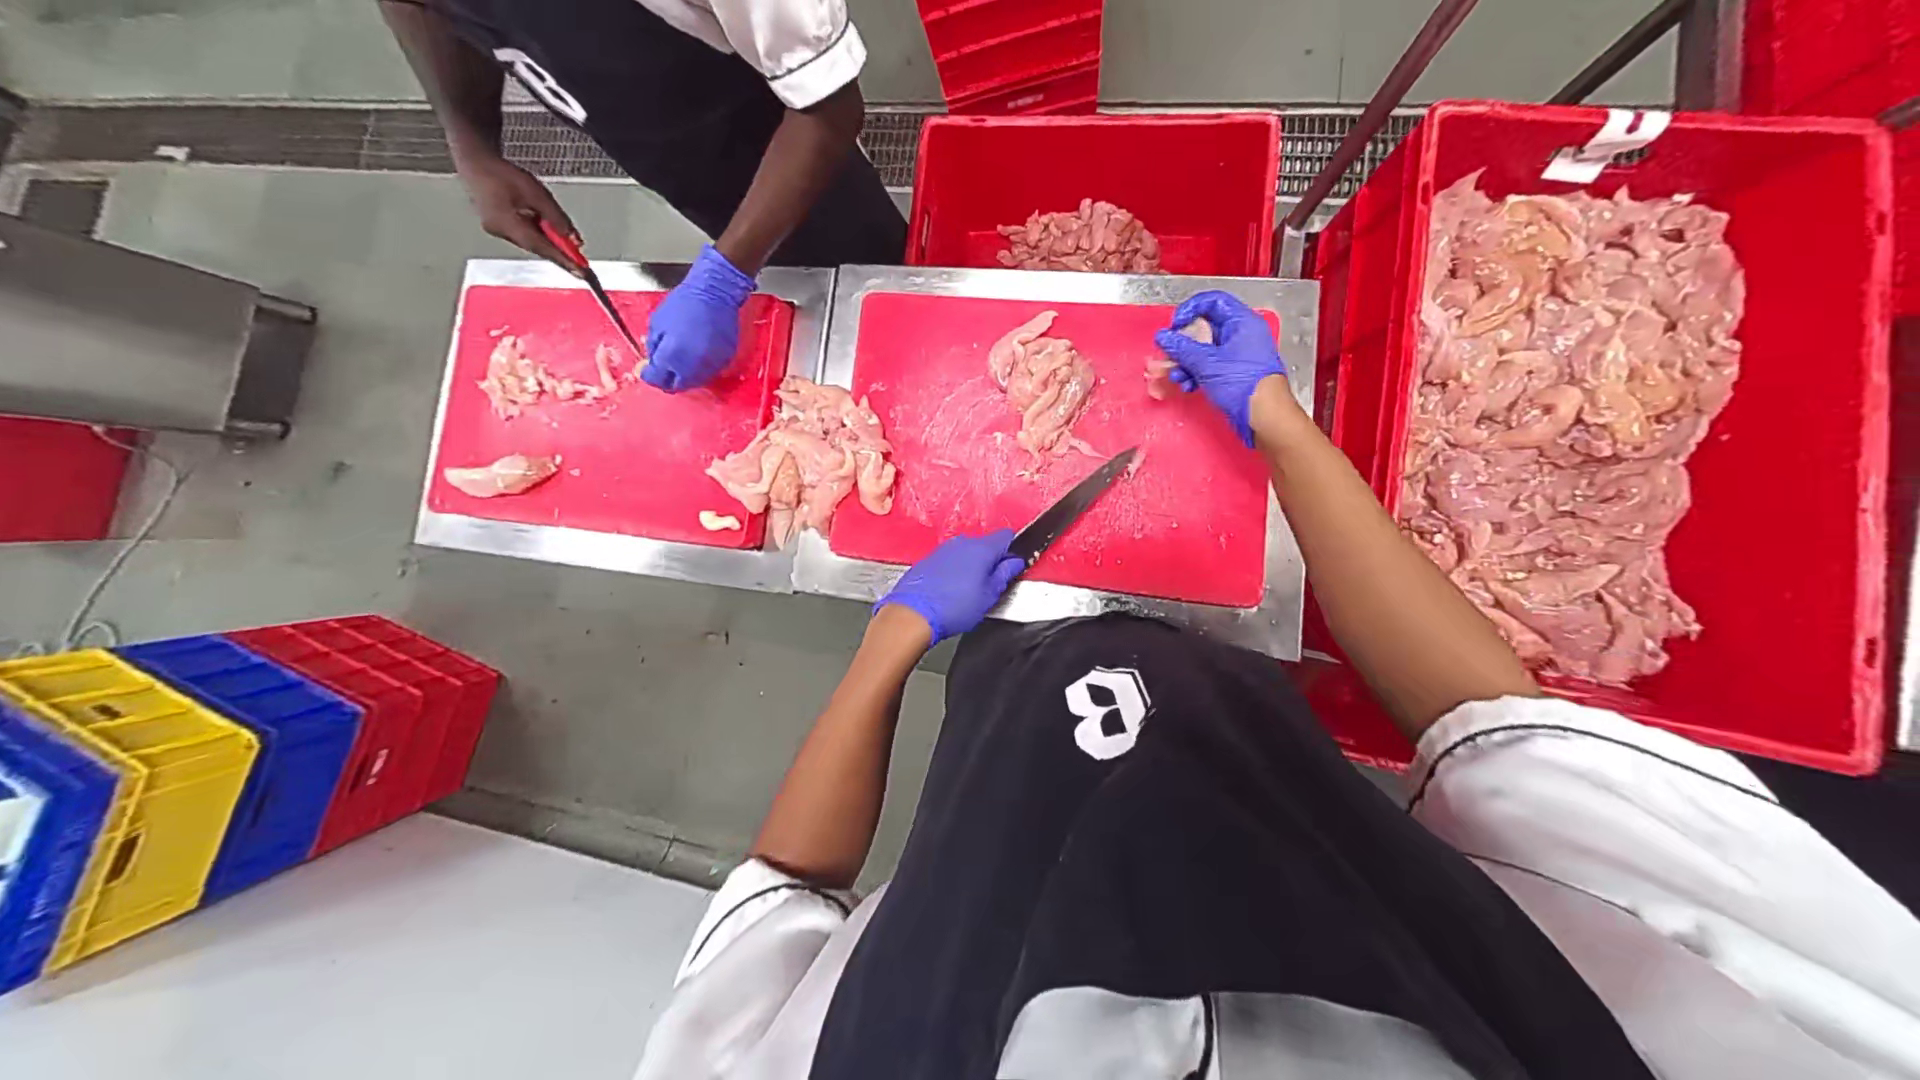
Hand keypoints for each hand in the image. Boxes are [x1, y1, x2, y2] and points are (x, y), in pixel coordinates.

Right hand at [457, 155, 580, 272]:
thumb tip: (575, 240)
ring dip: (550, 244)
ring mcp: (497, 231)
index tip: (582, 274)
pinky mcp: (498, 227)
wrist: (475, 160)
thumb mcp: (538, 194)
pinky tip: (547, 231)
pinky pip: (524, 236)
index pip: (543, 248)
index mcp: (507, 223)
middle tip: (581, 266)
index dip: (564, 261)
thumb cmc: (503, 173)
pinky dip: (539, 236)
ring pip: (531, 243)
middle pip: (537, 248)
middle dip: (560, 255)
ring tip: (565, 243)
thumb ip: (558, 218)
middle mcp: (500, 231)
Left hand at [642, 245, 755, 392]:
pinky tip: (698, 355)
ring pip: (695, 382)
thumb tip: (654, 362)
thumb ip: (654, 347)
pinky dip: (702, 368)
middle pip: (677, 386)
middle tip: (665, 369)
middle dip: (668, 379)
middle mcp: (691, 368)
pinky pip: (709, 372)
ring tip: (682, 361)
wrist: (715, 295)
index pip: (657, 380)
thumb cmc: (684, 304)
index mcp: (671, 357)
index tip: (648, 370)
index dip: (650, 376)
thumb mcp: (657, 322)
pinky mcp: (724, 362)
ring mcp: (710, 367)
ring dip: (686, 375)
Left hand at [875, 530, 1025, 644]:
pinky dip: (954, 572)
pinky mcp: (929, 560)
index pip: (1006, 536)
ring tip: (969, 594)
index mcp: (981, 548)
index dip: (1013, 550)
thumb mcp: (990, 594)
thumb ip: (1005, 574)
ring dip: (972, 568)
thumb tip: (1015, 562)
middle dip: (991, 562)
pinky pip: (950, 561)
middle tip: (991, 587)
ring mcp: (943, 550)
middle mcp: (962, 543)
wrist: (913, 614)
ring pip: (966, 553)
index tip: (1012, 566)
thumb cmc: (953, 607)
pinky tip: (951, 593)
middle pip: (985, 545)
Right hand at [1152, 290, 1287, 446]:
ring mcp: (1237, 354)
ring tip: (1178, 375)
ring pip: (1204, 349)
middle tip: (1169, 353)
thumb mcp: (1206, 363)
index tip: (1175, 325)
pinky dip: (1195, 372)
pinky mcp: (1233, 372)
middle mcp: (1241, 334)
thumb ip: (1181, 348)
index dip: (1190, 309)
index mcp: (1241, 322)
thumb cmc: (1243, 385)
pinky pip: (1209, 365)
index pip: (1212, 301)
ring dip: (1186, 361)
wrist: (1263, 415)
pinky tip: (1188, 384)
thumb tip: (1163, 337)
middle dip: (1183, 342)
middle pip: (1205, 327)